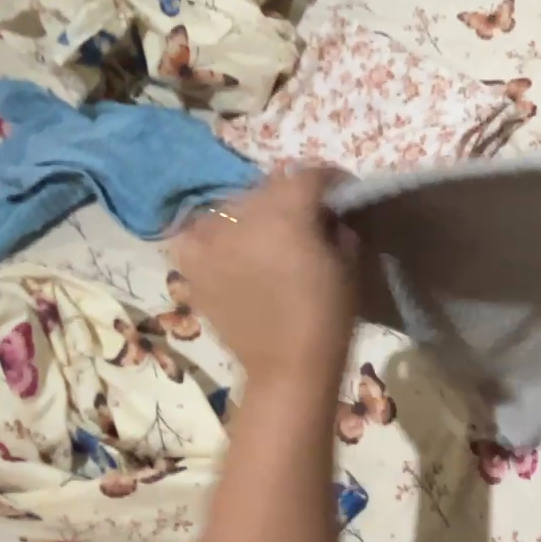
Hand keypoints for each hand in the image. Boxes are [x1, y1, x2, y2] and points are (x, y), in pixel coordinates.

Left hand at [170, 168, 357, 387]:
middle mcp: (243, 217)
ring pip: (233, 207)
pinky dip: (212, 234)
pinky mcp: (192, 264)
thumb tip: (328, 216)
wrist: (288, 366)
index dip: (331, 178)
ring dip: (254, 214)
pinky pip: (196, 233)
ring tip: (267, 234)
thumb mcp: (349, 264)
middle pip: (269, 187)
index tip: (343, 191)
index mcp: (288, 213)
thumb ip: (338, 228)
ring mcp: (211, 239)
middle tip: (307, 217)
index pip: (309, 174)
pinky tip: (227, 247)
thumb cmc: (329, 316)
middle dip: (292, 196)